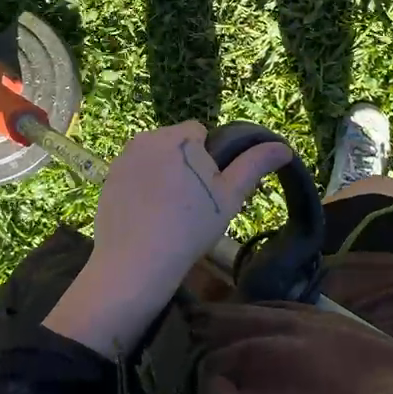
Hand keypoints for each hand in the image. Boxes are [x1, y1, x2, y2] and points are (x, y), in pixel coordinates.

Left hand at [43, 121, 290, 357]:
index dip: (208, 158)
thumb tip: (283, 147)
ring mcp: (124, 157)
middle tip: (193, 202)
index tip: (209, 188)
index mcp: (179, 136)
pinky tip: (148, 215)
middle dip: (185, 163)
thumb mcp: (231, 196)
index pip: (200, 132)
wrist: (136, 261)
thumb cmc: (191, 226)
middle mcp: (147, 137)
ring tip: (170, 211)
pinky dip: (143, 186)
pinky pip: (135, 173)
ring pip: (155, 158)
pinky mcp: (109, 177)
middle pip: (176, 143)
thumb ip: (254, 164)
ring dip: (165, 173)